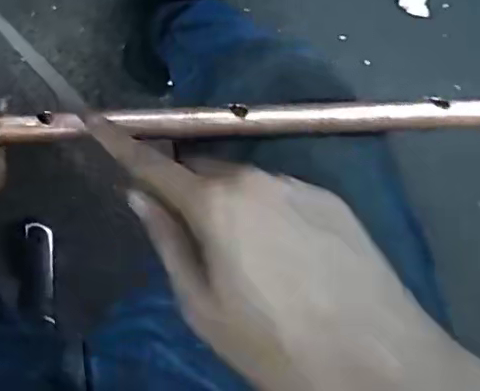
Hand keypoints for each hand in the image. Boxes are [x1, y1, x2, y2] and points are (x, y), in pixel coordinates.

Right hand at [130, 160, 479, 390]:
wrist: (391, 371)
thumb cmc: (279, 349)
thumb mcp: (204, 310)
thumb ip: (165, 242)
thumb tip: (138, 197)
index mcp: (212, 203)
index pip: (149, 161)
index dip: (114, 138)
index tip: (88, 115)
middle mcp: (249, 177)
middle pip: (199, 170)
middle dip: (188, 192)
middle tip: (199, 243)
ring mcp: (292, 183)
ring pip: (242, 183)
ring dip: (233, 206)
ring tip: (258, 266)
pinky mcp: (328, 197)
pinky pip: (280, 194)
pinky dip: (271, 215)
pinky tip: (295, 264)